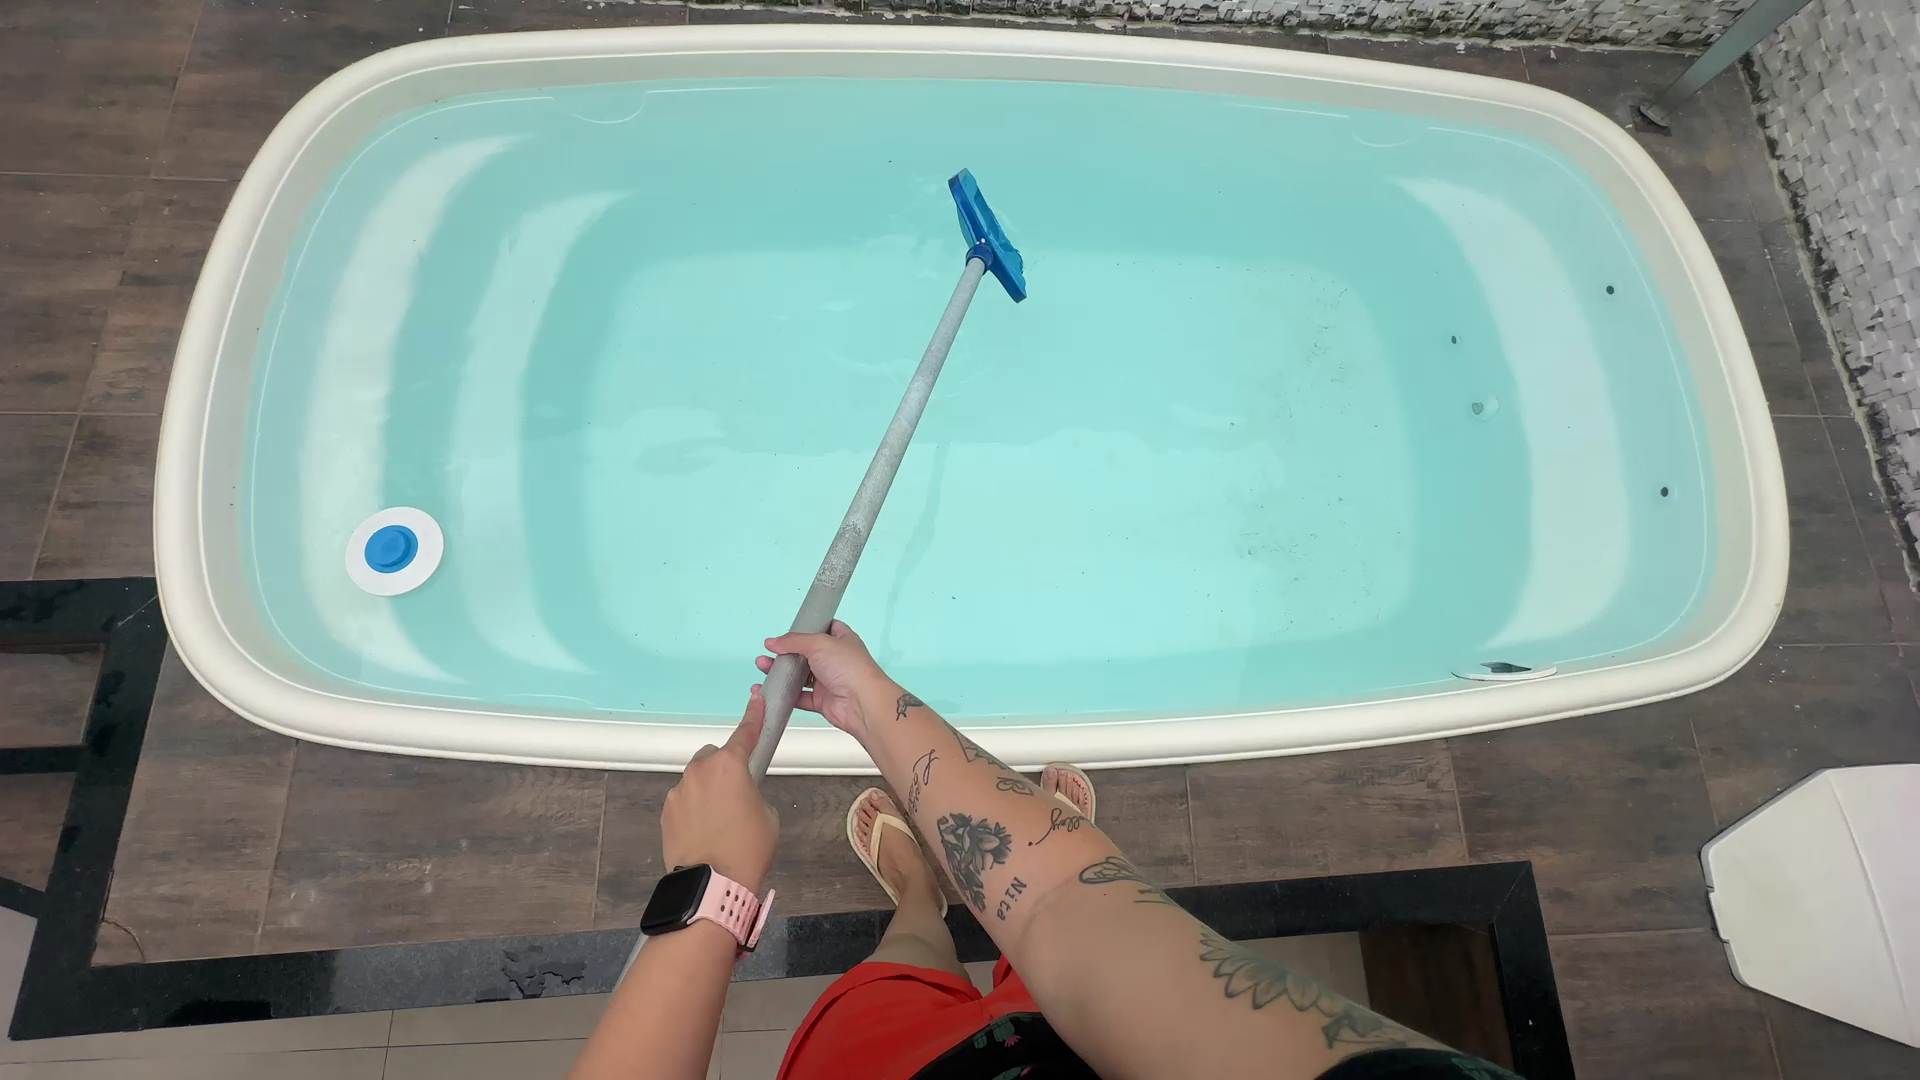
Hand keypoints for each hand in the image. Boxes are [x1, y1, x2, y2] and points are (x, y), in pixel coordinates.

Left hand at [661, 690, 778, 892]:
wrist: (713, 886)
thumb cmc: (749, 847)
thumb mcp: (767, 814)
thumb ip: (753, 793)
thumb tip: (739, 797)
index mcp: (731, 765)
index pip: (746, 732)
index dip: (754, 714)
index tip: (757, 698)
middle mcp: (701, 771)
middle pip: (715, 757)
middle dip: (725, 768)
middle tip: (738, 795)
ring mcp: (679, 791)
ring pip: (697, 779)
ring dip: (707, 790)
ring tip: (719, 822)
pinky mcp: (666, 811)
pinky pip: (685, 800)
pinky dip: (694, 809)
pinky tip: (704, 833)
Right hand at [756, 620, 896, 741]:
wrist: (861, 702)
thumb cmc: (850, 668)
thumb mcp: (819, 643)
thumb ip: (794, 641)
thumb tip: (773, 642)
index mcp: (842, 640)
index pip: (825, 628)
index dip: (809, 628)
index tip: (791, 629)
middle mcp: (836, 660)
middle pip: (807, 654)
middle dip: (787, 653)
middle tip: (769, 653)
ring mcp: (829, 681)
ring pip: (800, 676)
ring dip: (782, 673)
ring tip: (763, 667)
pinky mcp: (822, 701)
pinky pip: (799, 697)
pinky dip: (785, 695)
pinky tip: (770, 690)